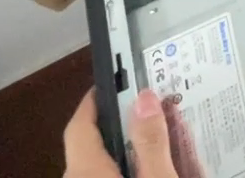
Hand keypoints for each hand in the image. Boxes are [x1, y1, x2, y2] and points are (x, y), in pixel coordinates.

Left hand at [64, 87, 205, 177]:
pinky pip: (109, 176)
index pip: (79, 126)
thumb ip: (151, 141)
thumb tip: (144, 98)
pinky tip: (156, 166)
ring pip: (102, 164)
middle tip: (156, 104)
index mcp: (85, 172)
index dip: (96, 98)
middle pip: (92, 144)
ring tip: (165, 133)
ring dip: (129, 146)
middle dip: (123, 122)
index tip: (120, 77)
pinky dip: (129, 167)